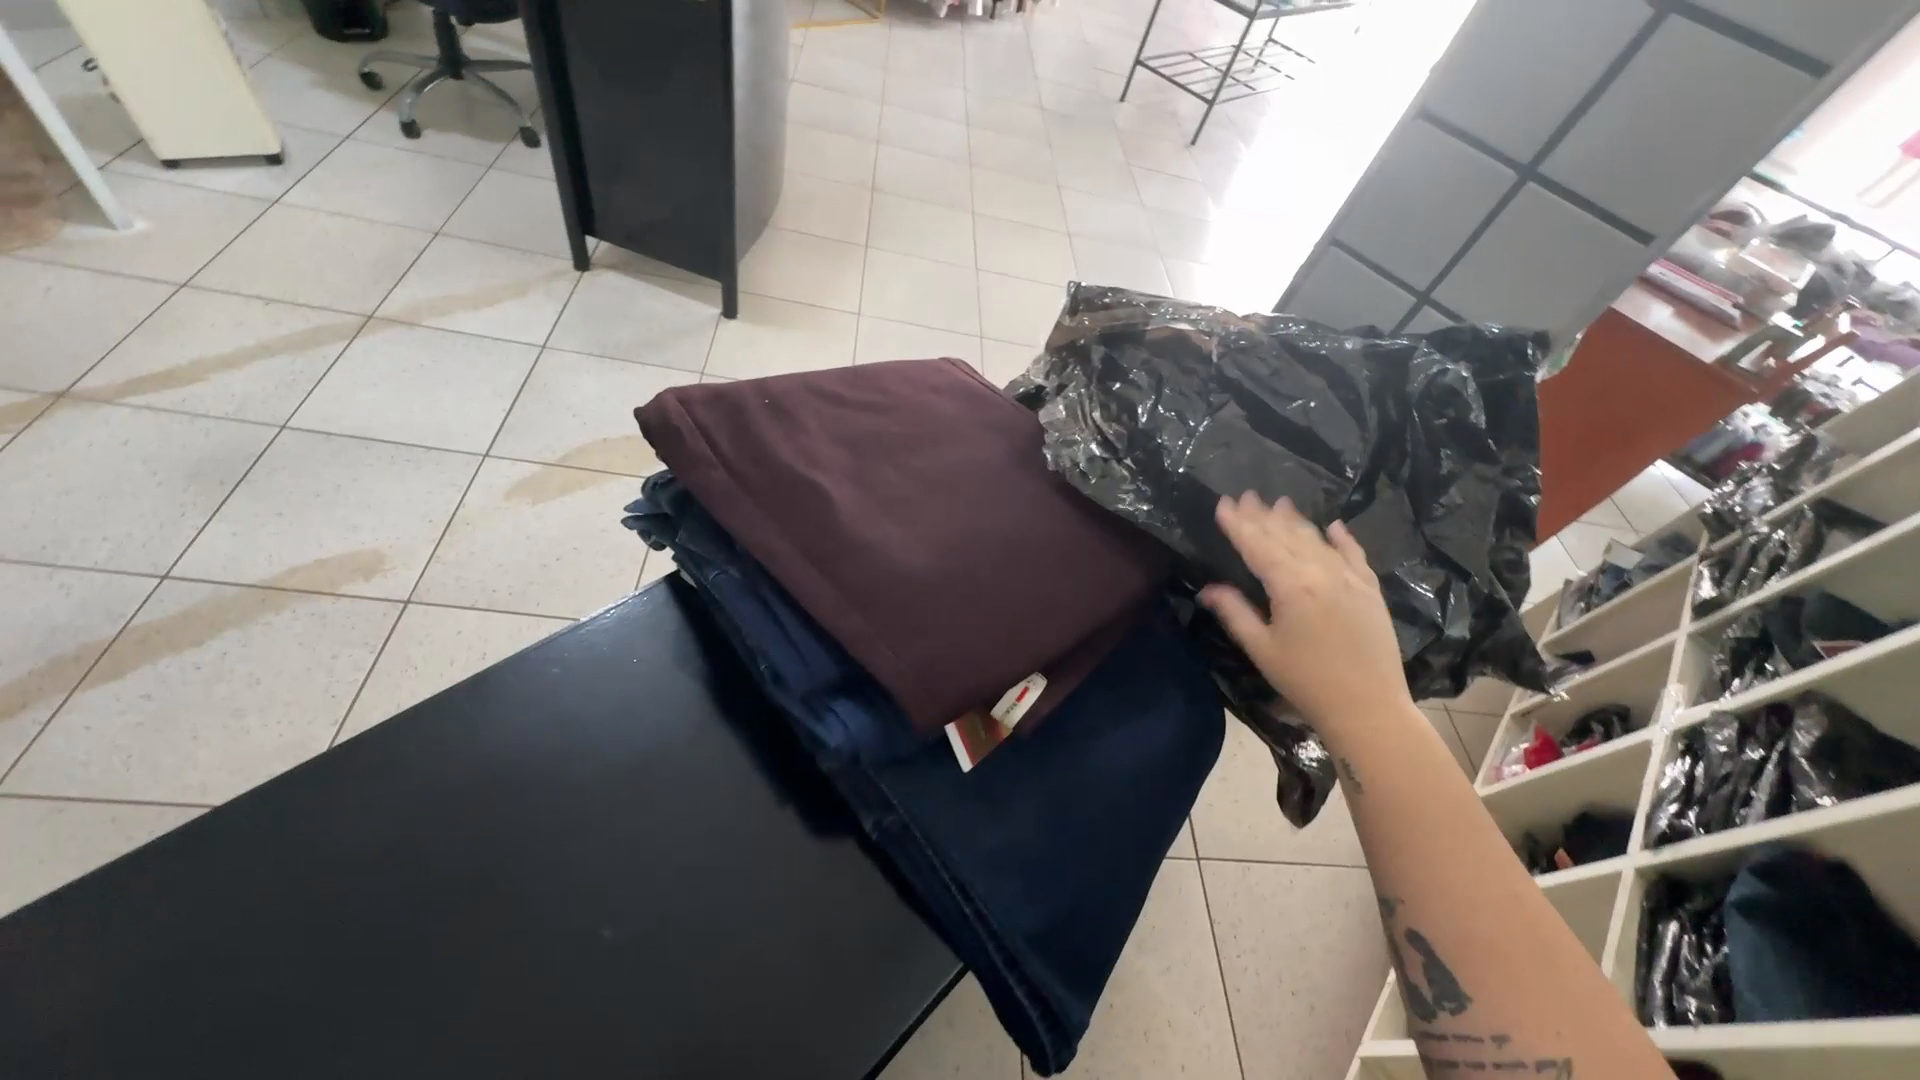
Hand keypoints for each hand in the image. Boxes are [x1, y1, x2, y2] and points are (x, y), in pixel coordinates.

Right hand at [1200, 493, 1412, 730]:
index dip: (1238, 525)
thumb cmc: (1306, 682)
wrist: (1369, 707)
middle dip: (1263, 515)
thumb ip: (1236, 614)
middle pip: (1287, 537)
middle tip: (1246, 495)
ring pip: (1318, 541)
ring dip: (1296, 522)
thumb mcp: (1262, 650)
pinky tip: (1333, 525)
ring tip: (1280, 503)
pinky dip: (1342, 538)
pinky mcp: (1371, 591)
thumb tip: (1209, 589)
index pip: (1257, 547)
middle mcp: (1321, 574)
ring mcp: (1351, 579)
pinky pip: (1355, 555)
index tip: (1222, 503)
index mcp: (1290, 587)